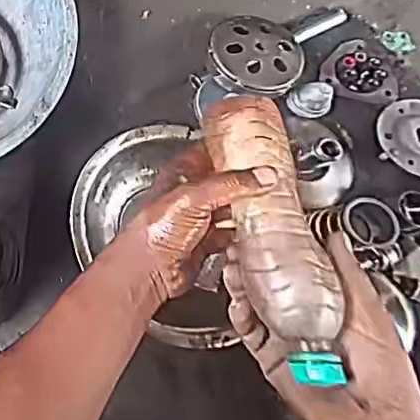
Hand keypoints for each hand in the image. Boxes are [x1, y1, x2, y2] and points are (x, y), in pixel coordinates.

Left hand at [104, 147, 275, 303]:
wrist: (148, 269)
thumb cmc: (155, 230)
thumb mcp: (195, 197)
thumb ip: (231, 184)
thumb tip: (263, 175)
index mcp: (182, 173)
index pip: (212, 151)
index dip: (234, 149)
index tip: (261, 150)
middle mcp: (189, 194)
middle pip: (225, 182)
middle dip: (247, 182)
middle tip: (271, 180)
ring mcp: (197, 219)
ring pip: (229, 209)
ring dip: (247, 209)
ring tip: (270, 206)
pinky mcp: (204, 243)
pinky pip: (230, 235)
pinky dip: (242, 235)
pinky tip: (254, 234)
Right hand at [223, 232, 419, 419]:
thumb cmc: (386, 377)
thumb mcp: (371, 310)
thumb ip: (349, 274)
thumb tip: (336, 236)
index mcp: (330, 300)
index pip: (301, 263)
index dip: (283, 243)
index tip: (271, 224)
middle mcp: (304, 315)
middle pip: (270, 279)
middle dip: (253, 259)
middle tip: (243, 241)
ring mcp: (285, 334)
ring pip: (254, 300)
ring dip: (241, 280)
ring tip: (234, 262)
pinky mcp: (270, 355)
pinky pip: (247, 329)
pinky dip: (238, 312)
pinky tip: (236, 296)